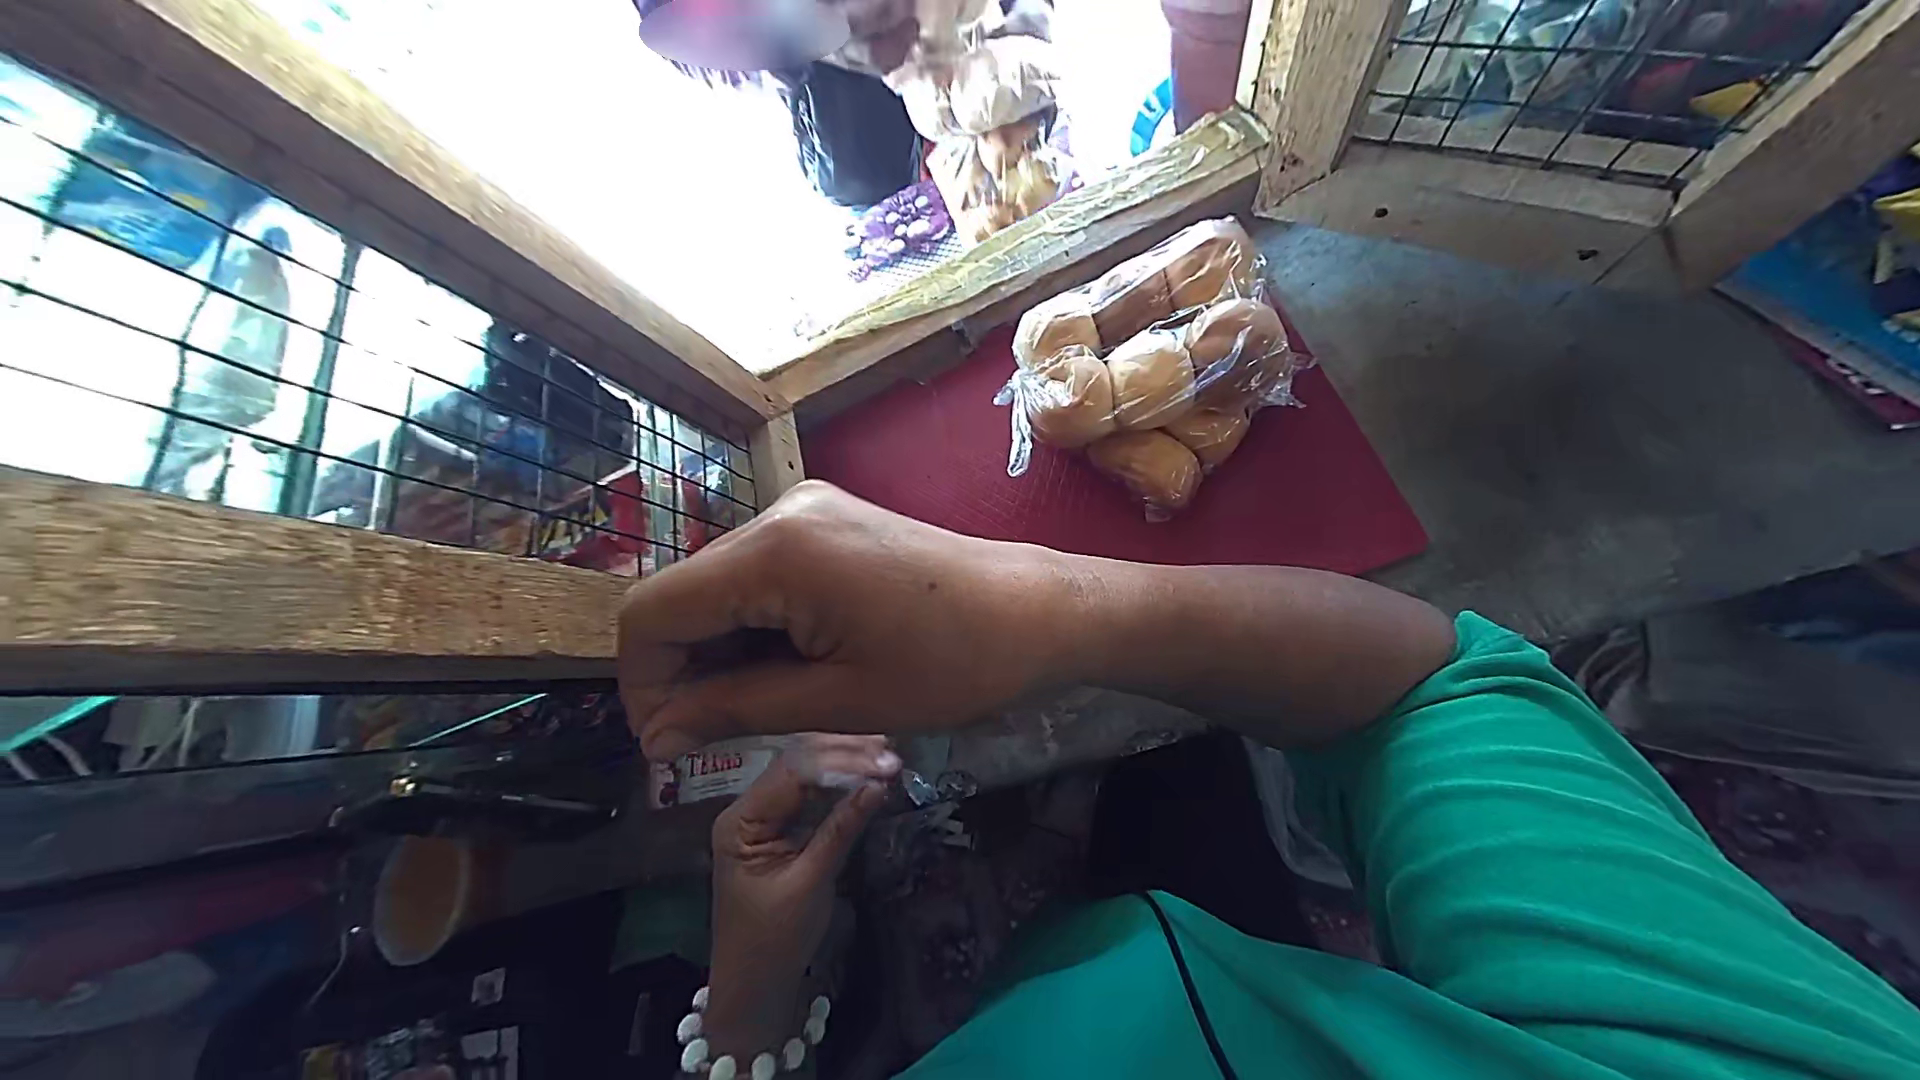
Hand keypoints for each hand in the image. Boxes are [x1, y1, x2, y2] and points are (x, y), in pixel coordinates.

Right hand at [619, 481, 1077, 759]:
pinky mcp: (831, 521)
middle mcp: (783, 512)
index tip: (672, 743)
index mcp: (776, 551)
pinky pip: (766, 574)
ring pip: (726, 587)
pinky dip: (763, 624)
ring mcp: (810, 510)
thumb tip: (659, 734)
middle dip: (689, 671)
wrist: (1034, 609)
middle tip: (723, 735)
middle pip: (688, 596)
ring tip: (773, 702)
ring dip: (728, 650)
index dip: (645, 684)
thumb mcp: (838, 699)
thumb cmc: (952, 662)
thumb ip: (735, 709)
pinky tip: (797, 662)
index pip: (654, 611)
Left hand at [703, 744, 891, 1057]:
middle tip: (891, 748)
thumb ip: (841, 829)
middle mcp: (749, 806)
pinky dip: (844, 779)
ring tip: (887, 751)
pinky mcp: (784, 822)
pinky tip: (869, 770)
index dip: (840, 760)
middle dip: (846, 752)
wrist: (754, 988)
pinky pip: (814, 790)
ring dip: (848, 760)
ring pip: (809, 770)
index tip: (883, 760)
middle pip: (799, 762)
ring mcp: (766, 812)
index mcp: (741, 820)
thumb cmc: (774, 943)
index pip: (792, 772)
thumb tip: (878, 784)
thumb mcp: (810, 884)